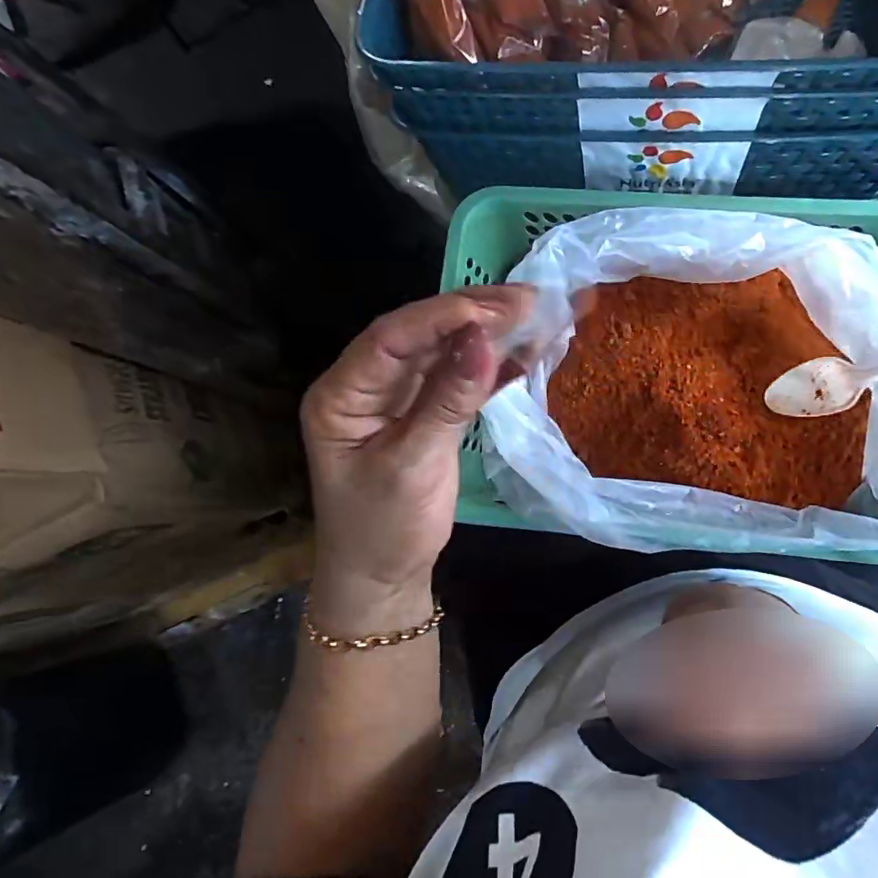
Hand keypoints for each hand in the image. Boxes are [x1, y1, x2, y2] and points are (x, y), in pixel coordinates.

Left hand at [300, 285, 535, 623]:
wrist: (382, 578)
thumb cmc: (383, 529)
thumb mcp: (413, 467)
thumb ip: (448, 401)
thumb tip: (485, 341)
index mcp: (342, 394)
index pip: (390, 338)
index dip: (441, 317)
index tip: (496, 307)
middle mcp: (366, 384)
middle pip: (419, 335)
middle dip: (471, 314)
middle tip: (527, 299)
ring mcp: (397, 396)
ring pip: (443, 350)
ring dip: (488, 332)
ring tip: (536, 313)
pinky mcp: (425, 411)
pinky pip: (457, 377)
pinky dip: (491, 365)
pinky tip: (526, 350)